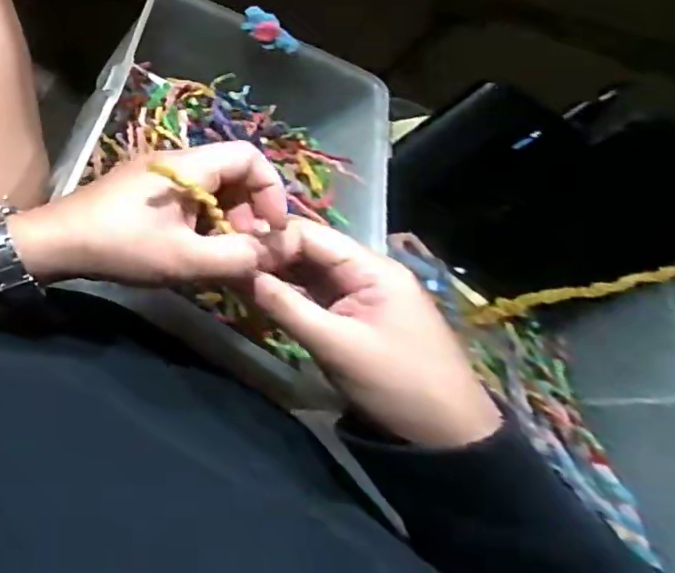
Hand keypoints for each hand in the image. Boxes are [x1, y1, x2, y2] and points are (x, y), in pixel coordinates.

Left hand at [18, 143, 288, 286]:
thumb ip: (240, 255)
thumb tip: (274, 249)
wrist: (58, 240)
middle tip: (246, 247)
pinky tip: (193, 249)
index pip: (249, 155)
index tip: (269, 229)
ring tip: (221, 253)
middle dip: (250, 209)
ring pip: (209, 187)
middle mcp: (171, 160)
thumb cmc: (122, 245)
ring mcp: (153, 174)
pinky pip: (186, 196)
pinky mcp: (139, 190)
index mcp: (185, 165)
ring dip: (225, 218)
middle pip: (231, 171)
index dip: (271, 190)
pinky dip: (200, 219)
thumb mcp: (187, 258)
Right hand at [250, 220, 501, 447]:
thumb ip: (283, 304)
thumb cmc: (398, 385)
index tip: (231, 253)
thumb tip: (235, 269)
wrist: (449, 442)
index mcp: (370, 268)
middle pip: (301, 246)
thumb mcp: (335, 344)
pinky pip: (306, 288)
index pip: (306, 233)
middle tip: (225, 263)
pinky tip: (253, 291)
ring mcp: (355, 290)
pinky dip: (281, 288)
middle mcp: (362, 270)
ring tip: (231, 275)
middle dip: (263, 253)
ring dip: (269, 270)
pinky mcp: (348, 311)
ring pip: (301, 266)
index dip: (266, 240)